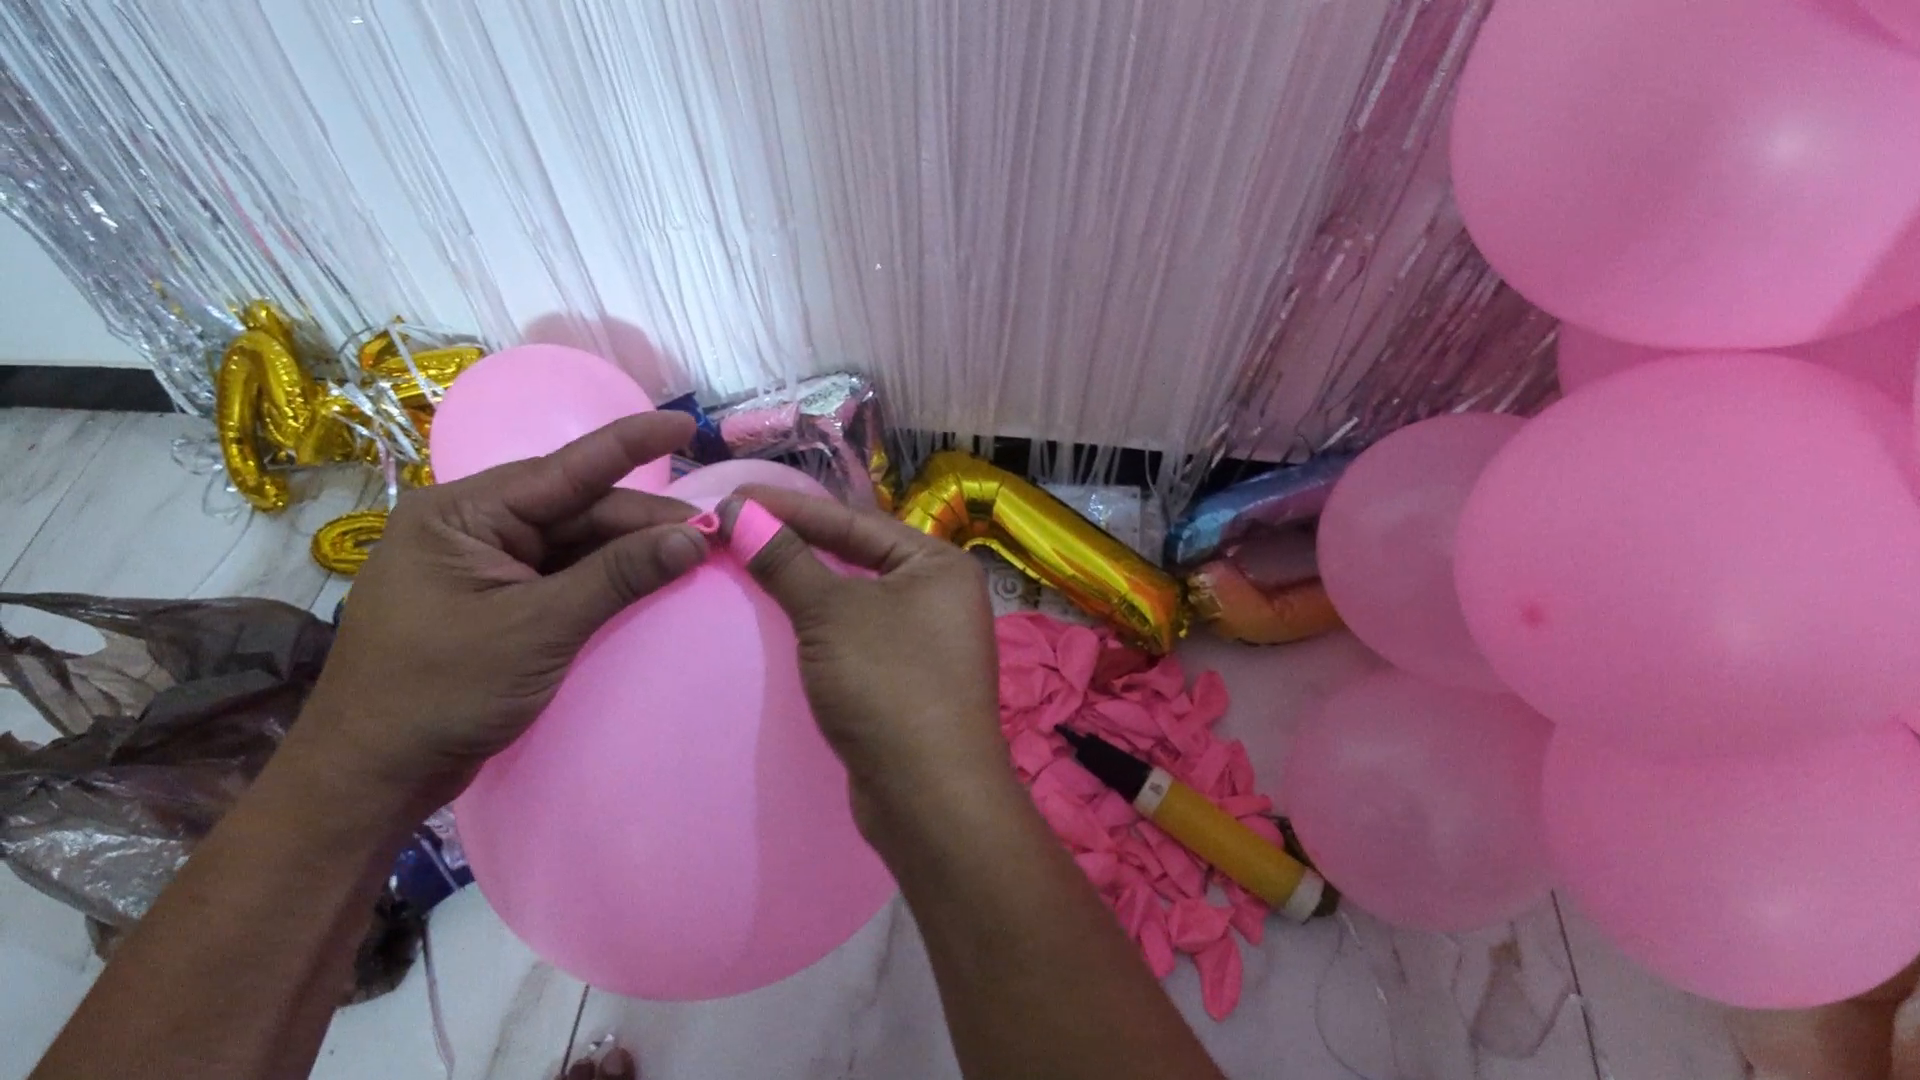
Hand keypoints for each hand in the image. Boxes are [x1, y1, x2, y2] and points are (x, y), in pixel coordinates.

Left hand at [298, 414, 707, 803]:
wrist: (372, 776)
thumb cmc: (440, 693)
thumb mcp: (538, 628)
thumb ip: (619, 576)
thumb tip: (695, 537)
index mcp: (462, 513)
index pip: (564, 468)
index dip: (631, 443)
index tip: (686, 423)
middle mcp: (473, 526)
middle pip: (577, 508)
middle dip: (644, 519)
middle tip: (713, 532)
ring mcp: (485, 564)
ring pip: (576, 542)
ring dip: (632, 549)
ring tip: (695, 553)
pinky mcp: (499, 600)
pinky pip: (566, 574)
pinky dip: (610, 578)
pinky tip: (653, 579)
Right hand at [720, 485, 1015, 842]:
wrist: (928, 794)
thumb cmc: (888, 684)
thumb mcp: (830, 614)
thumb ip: (787, 561)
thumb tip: (742, 516)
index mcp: (939, 564)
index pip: (855, 521)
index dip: (792, 509)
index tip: (735, 498)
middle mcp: (942, 594)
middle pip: (859, 556)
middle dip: (800, 543)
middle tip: (740, 527)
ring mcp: (929, 640)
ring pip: (857, 598)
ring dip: (808, 582)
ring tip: (753, 562)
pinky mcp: (910, 680)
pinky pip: (859, 635)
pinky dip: (823, 624)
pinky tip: (787, 617)